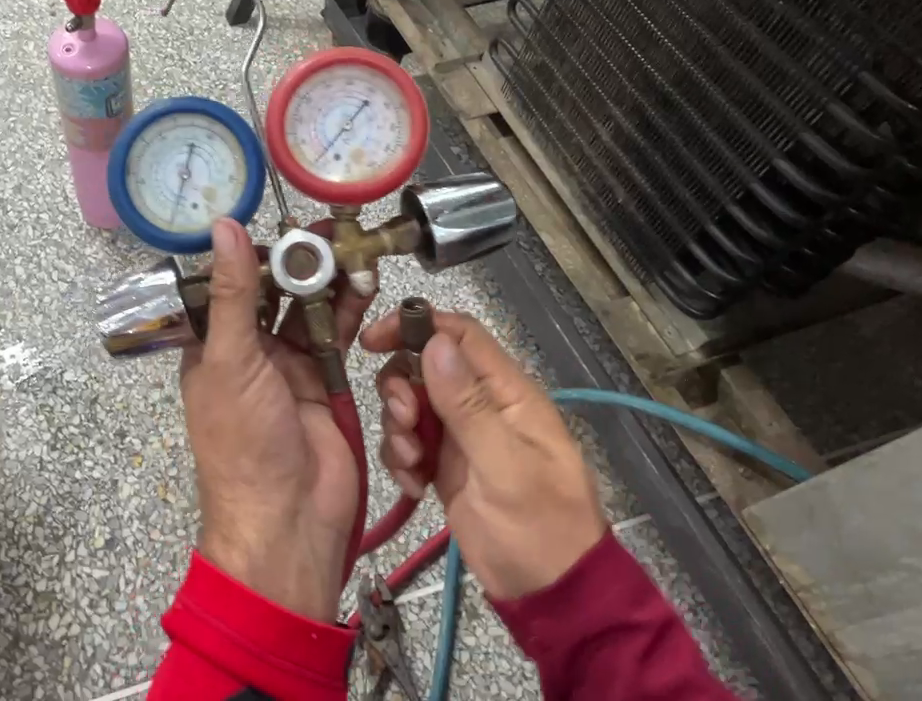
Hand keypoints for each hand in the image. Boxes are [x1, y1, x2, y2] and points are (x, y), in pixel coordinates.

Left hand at [179, 218, 374, 621]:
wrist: (288, 518)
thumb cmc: (245, 438)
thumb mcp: (231, 359)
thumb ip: (234, 293)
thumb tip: (222, 226)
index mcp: (213, 345)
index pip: (231, 284)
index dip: (257, 253)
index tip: (283, 221)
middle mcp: (249, 350)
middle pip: (276, 293)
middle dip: (301, 263)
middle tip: (331, 229)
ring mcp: (288, 366)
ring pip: (309, 310)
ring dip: (329, 282)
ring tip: (353, 249)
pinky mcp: (324, 381)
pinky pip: (337, 336)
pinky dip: (350, 311)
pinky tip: (365, 284)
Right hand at [362, 309, 605, 599]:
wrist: (549, 596)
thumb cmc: (540, 529)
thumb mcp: (506, 467)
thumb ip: (468, 405)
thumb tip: (434, 343)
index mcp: (508, 393)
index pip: (458, 334)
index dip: (414, 325)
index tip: (372, 342)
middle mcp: (481, 404)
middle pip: (423, 366)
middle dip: (400, 389)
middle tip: (403, 423)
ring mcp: (460, 434)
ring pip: (409, 403)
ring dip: (398, 429)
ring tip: (413, 466)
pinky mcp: (443, 464)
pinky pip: (407, 441)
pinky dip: (401, 458)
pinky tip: (413, 486)